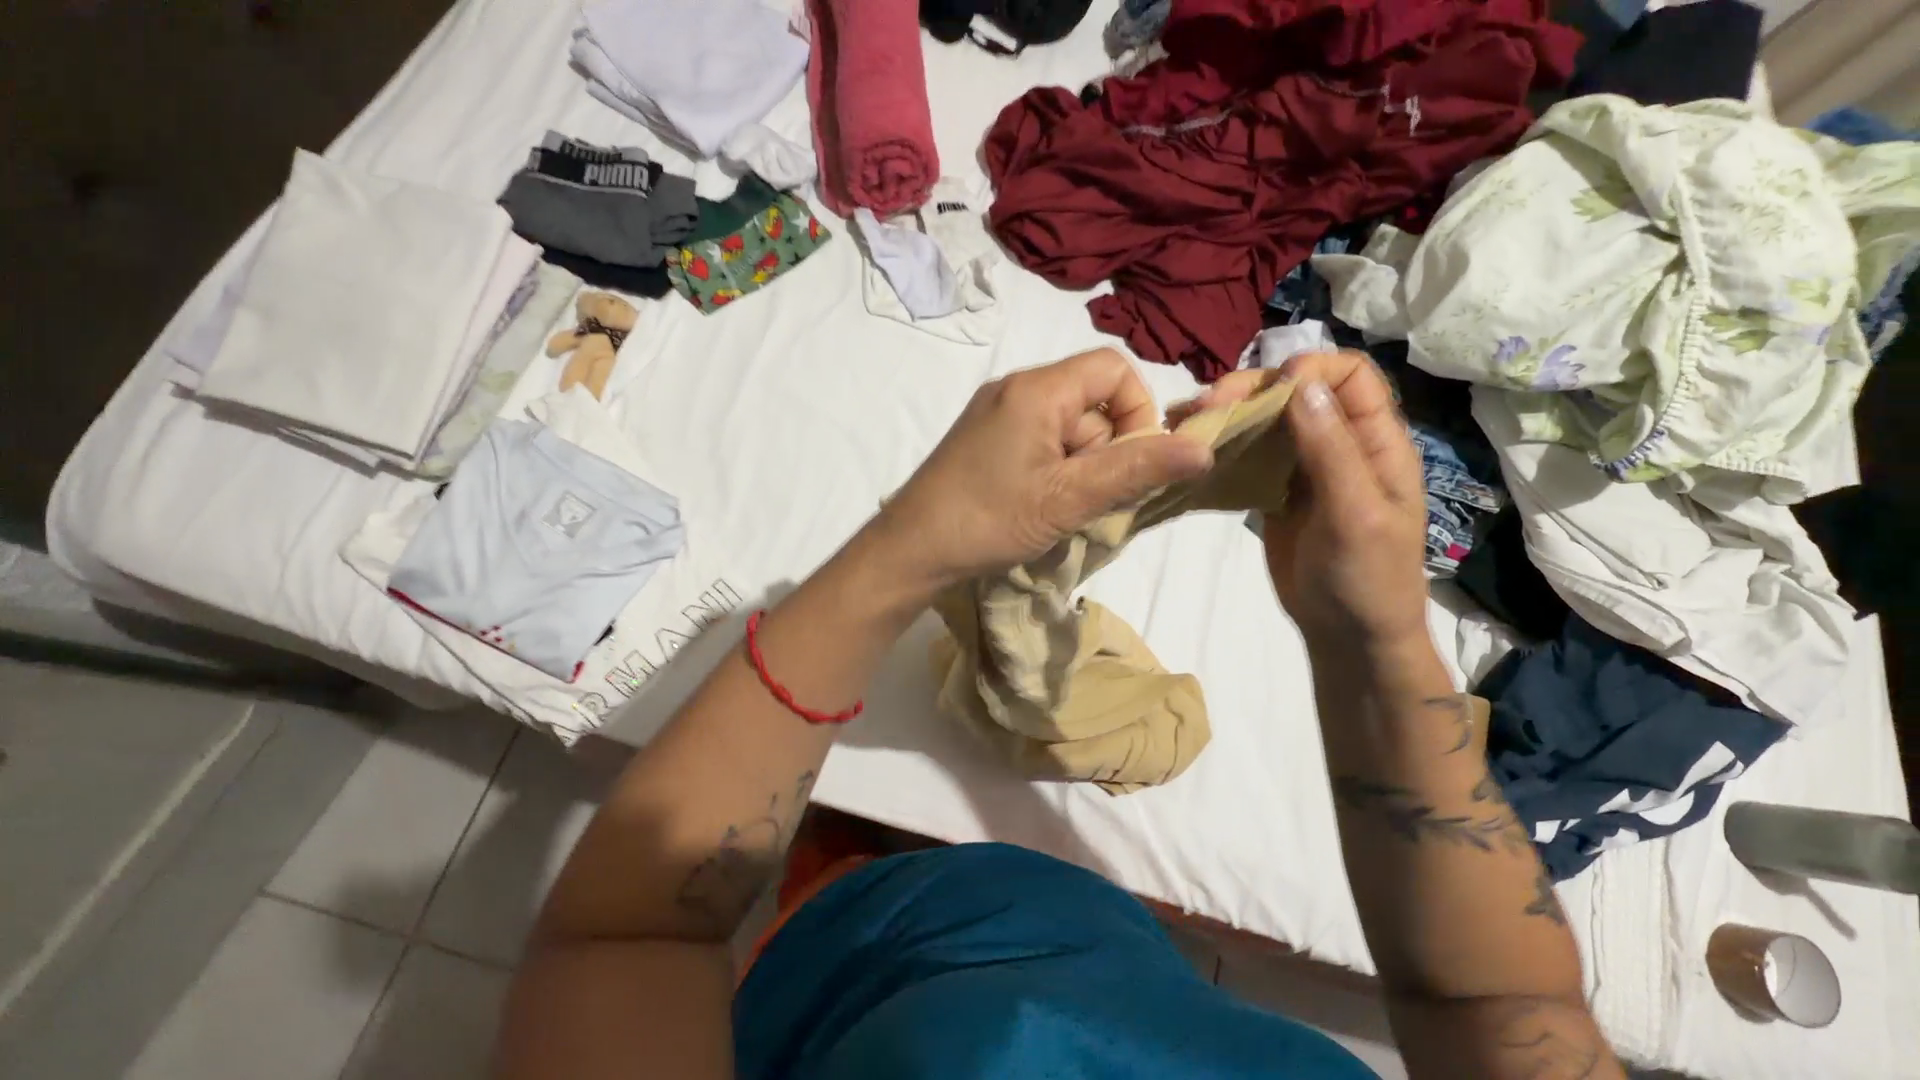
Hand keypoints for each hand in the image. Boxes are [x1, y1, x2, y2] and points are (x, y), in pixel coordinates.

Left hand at [871, 348, 1213, 591]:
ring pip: (1069, 427)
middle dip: (1106, 448)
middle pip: (1093, 400)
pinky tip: (1039, 506)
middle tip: (1085, 496)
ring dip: (1080, 466)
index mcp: (1038, 389)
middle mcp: (1016, 388)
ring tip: (1057, 508)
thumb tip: (1204, 449)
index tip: (1128, 462)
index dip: (1137, 411)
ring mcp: (997, 414)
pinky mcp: (985, 439)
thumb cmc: (989, 519)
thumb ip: (1137, 470)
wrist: (910, 550)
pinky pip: (1041, 440)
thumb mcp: (1069, 499)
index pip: (1113, 369)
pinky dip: (1055, 470)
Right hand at [1180, 352, 1428, 653]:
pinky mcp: (1274, 490)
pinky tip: (1190, 447)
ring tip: (1186, 419)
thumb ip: (1332, 450)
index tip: (1269, 388)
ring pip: (1267, 418)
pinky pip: (1249, 454)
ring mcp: (1303, 467)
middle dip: (1252, 388)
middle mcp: (1340, 443)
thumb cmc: (1367, 578)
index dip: (1312, 369)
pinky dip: (1220, 445)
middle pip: (1297, 390)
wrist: (1348, 636)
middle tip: (1205, 406)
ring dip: (1229, 412)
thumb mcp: (1357, 515)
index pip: (1350, 376)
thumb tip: (1300, 383)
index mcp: (1376, 442)